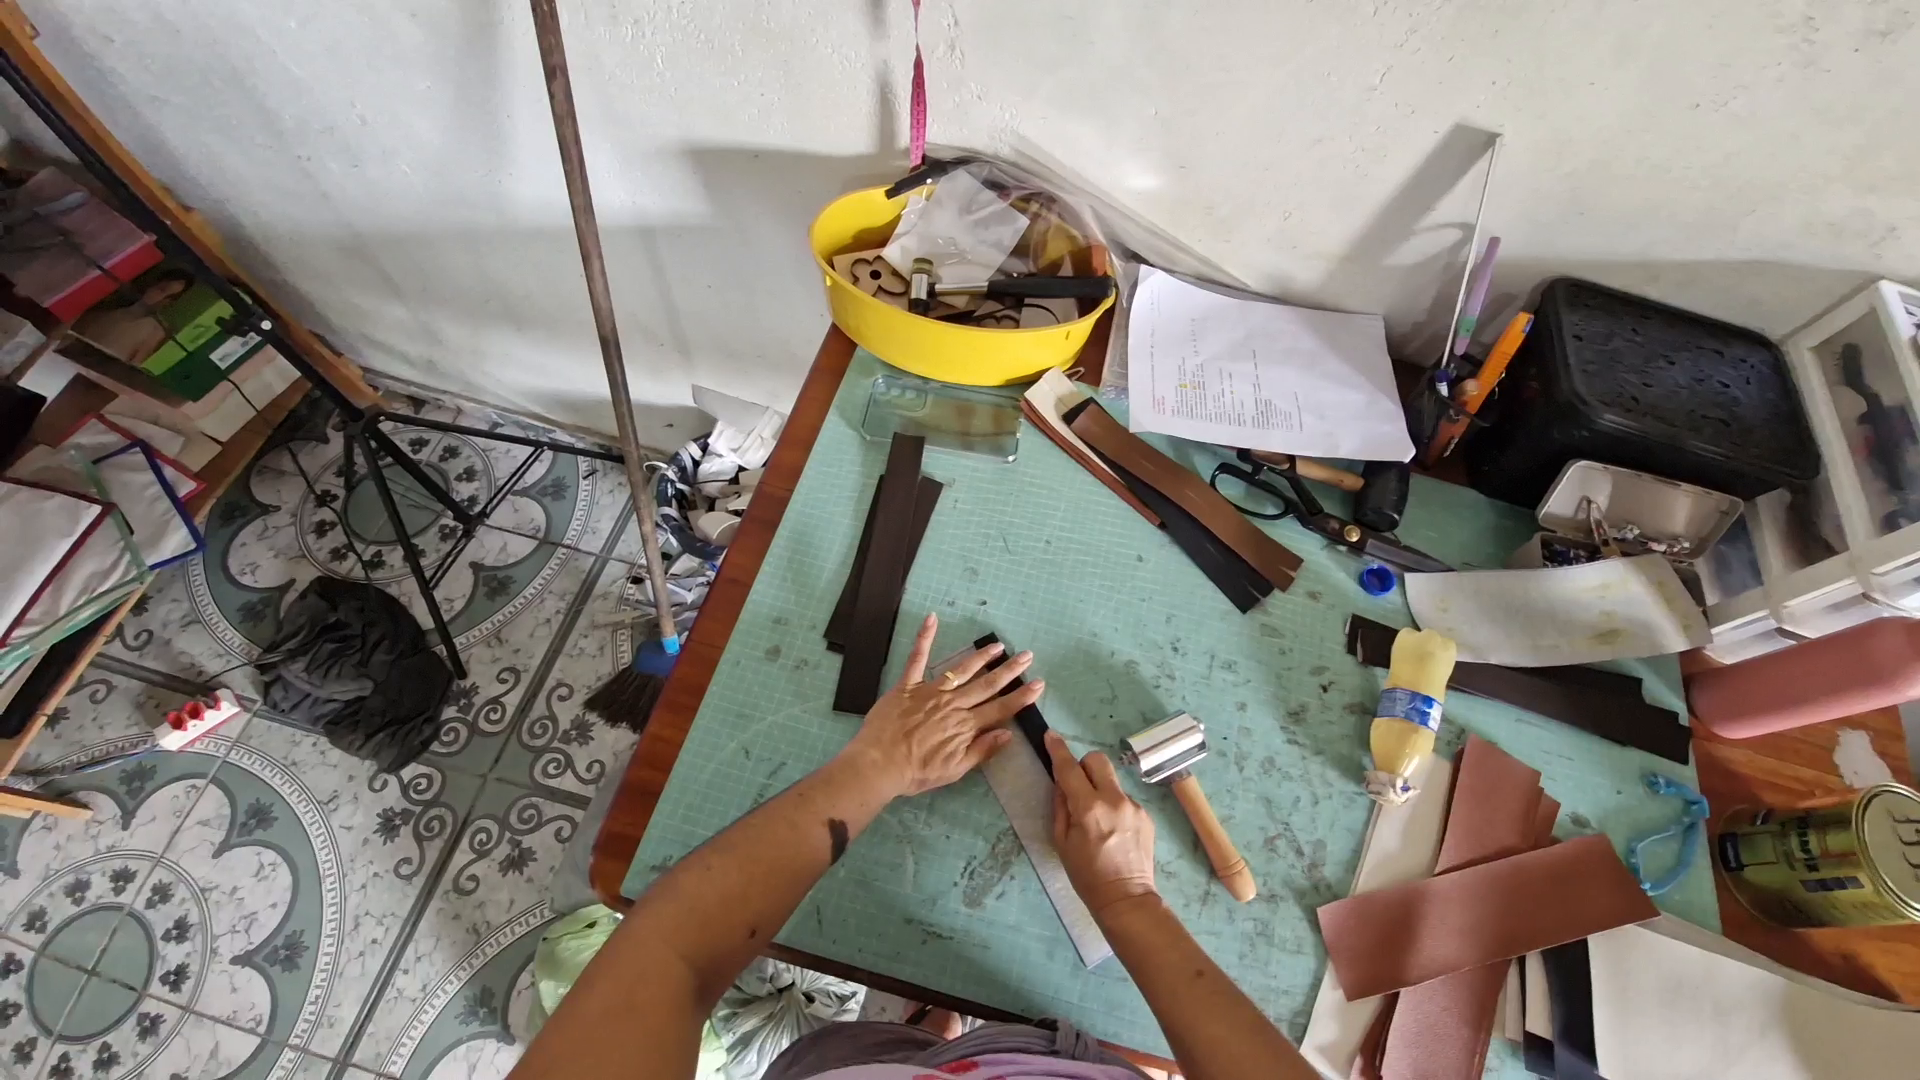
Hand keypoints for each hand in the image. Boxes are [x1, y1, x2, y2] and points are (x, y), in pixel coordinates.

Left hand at [845, 613, 1044, 797]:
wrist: (879, 765)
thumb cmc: (916, 772)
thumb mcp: (955, 771)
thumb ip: (982, 751)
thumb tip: (1008, 734)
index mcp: (966, 726)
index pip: (1001, 709)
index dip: (1022, 696)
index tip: (1038, 683)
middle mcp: (953, 704)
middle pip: (987, 685)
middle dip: (1010, 671)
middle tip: (1027, 655)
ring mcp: (931, 691)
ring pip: (962, 669)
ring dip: (982, 656)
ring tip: (998, 646)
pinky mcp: (908, 685)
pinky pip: (918, 658)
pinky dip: (925, 637)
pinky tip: (932, 618)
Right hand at [1047, 730, 1157, 916]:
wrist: (1127, 899)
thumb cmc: (1086, 875)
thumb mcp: (1061, 842)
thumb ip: (1060, 806)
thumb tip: (1062, 783)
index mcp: (1089, 809)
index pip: (1070, 769)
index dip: (1058, 750)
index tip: (1051, 735)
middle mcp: (1114, 801)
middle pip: (1098, 759)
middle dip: (1084, 764)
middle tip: (1077, 784)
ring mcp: (1134, 807)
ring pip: (1112, 780)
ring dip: (1100, 788)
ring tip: (1097, 820)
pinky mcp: (1146, 815)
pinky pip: (1123, 798)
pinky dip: (1114, 806)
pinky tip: (1113, 831)